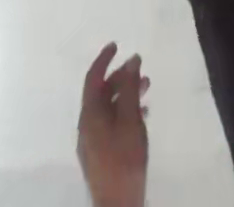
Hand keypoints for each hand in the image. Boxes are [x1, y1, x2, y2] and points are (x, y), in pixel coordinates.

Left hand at [78, 43, 148, 206]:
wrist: (117, 204)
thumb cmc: (124, 158)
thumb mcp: (130, 119)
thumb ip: (129, 88)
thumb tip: (131, 60)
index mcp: (90, 114)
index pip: (93, 78)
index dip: (104, 59)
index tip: (116, 44)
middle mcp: (86, 125)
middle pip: (101, 92)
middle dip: (120, 76)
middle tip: (140, 67)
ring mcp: (91, 141)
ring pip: (107, 107)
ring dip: (125, 93)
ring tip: (146, 87)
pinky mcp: (100, 153)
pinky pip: (110, 122)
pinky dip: (125, 111)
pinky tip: (143, 114)